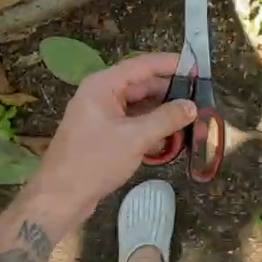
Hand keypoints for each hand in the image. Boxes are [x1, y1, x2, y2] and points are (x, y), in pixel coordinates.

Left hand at [30, 53, 195, 219]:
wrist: (60, 196)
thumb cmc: (95, 160)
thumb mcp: (135, 138)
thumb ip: (166, 118)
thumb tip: (192, 106)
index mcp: (103, 85)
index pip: (142, 65)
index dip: (170, 64)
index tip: (197, 67)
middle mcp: (101, 94)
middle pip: (141, 85)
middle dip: (170, 92)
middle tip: (200, 98)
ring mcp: (101, 115)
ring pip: (138, 106)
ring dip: (162, 113)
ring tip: (191, 118)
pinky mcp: (103, 135)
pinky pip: (132, 123)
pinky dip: (150, 128)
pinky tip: (171, 137)